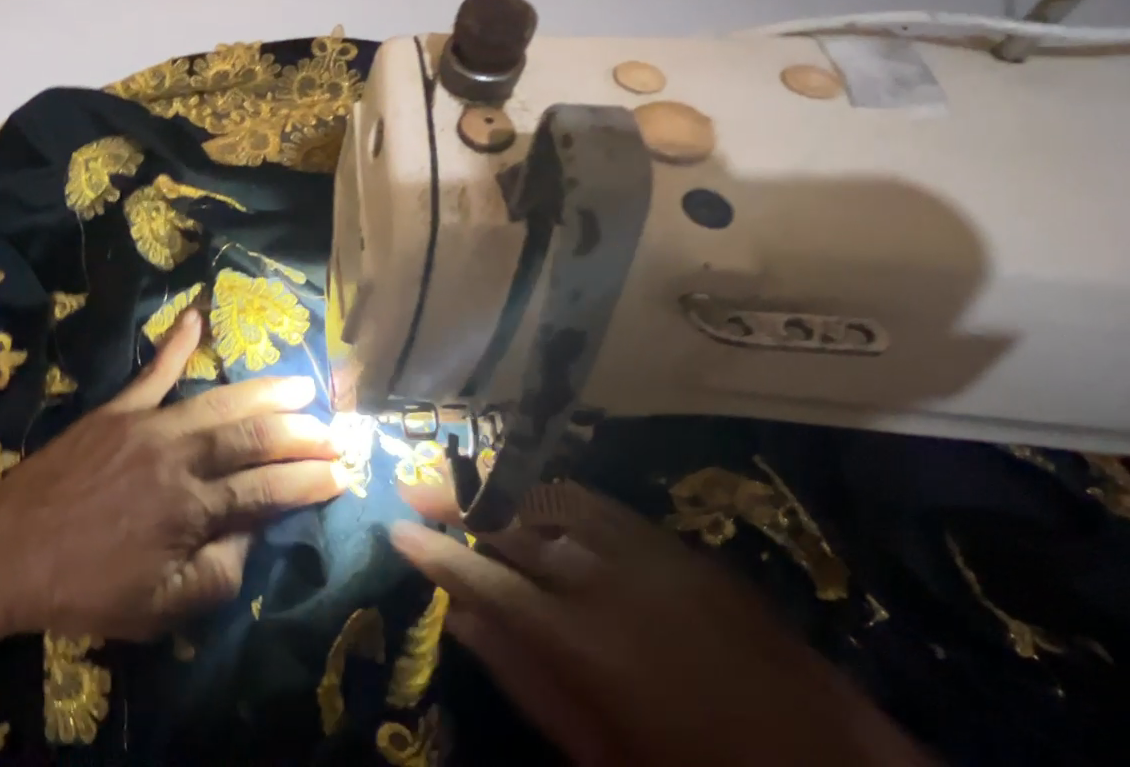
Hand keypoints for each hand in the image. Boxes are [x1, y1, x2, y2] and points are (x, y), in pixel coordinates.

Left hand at [0, 307, 341, 640]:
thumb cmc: (83, 589)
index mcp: (191, 510)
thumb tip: (256, 535)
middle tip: (336, 428)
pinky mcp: (113, 412)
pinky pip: (151, 373)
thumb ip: (218, 574)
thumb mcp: (159, 608)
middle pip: (252, 439)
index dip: (310, 481)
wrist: (5, 554)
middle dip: (300, 434)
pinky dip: (176, 345)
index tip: (345, 472)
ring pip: (217, 403)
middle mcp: (178, 459)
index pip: (268, 491)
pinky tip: (197, 317)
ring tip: (300, 386)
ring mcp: (145, 427)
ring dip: (262, 393)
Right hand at [390, 478, 934, 766]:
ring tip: (474, 491)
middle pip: (514, 525)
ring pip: (557, 501)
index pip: (482, 577)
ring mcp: (650, 554)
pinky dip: (560, 501)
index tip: (396, 530)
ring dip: (507, 495)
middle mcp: (606, 578)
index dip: (435, 552)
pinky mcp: (684, 548)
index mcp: (578, 638)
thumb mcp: (595, 744)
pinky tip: (544, 506)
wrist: (830, 766)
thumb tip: (461, 620)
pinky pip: (604, 508)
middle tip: (419, 488)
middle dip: (459, 504)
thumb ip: (522, 676)